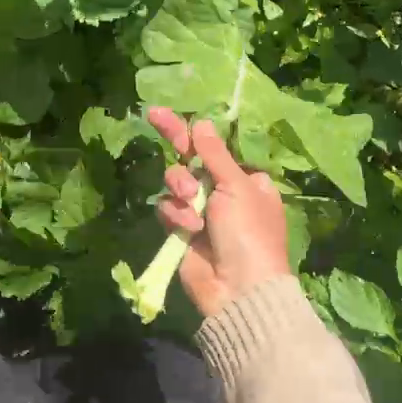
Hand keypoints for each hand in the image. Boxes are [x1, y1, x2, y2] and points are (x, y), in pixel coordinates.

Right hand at [147, 106, 291, 317]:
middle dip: (176, 143)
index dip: (194, 130)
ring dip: (180, 187)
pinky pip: (168, 207)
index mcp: (247, 180)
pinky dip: (176, 215)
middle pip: (191, 157)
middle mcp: (223, 192)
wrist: (238, 290)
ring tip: (191, 202)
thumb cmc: (249, 233)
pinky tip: (188, 228)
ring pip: (176, 180)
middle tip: (153, 115)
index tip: (171, 112)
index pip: (216, 147)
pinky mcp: (182, 228)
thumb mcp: (237, 187)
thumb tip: (201, 123)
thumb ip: (215, 154)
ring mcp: (202, 210)